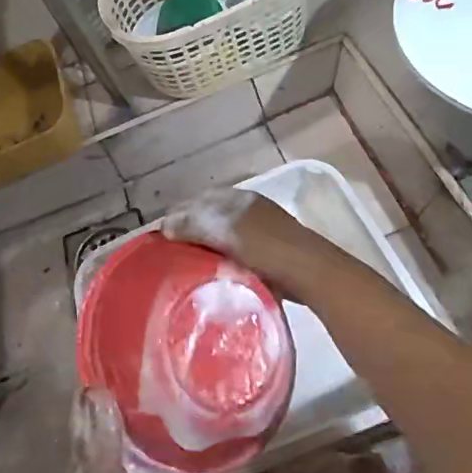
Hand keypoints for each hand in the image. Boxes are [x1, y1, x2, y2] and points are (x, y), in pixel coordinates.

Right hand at [162, 188, 346, 300]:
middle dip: (191, 231)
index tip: (161, 238)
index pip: (198, 200)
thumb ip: (193, 224)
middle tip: (172, 255)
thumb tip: (165, 225)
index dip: (178, 215)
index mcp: (238, 198)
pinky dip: (223, 259)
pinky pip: (237, 252)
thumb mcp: (224, 232)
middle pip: (211, 217)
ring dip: (207, 247)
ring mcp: (261, 230)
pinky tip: (216, 274)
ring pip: (224, 235)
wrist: (310, 272)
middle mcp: (249, 208)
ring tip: (189, 267)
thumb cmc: (266, 247)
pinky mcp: (270, 253)